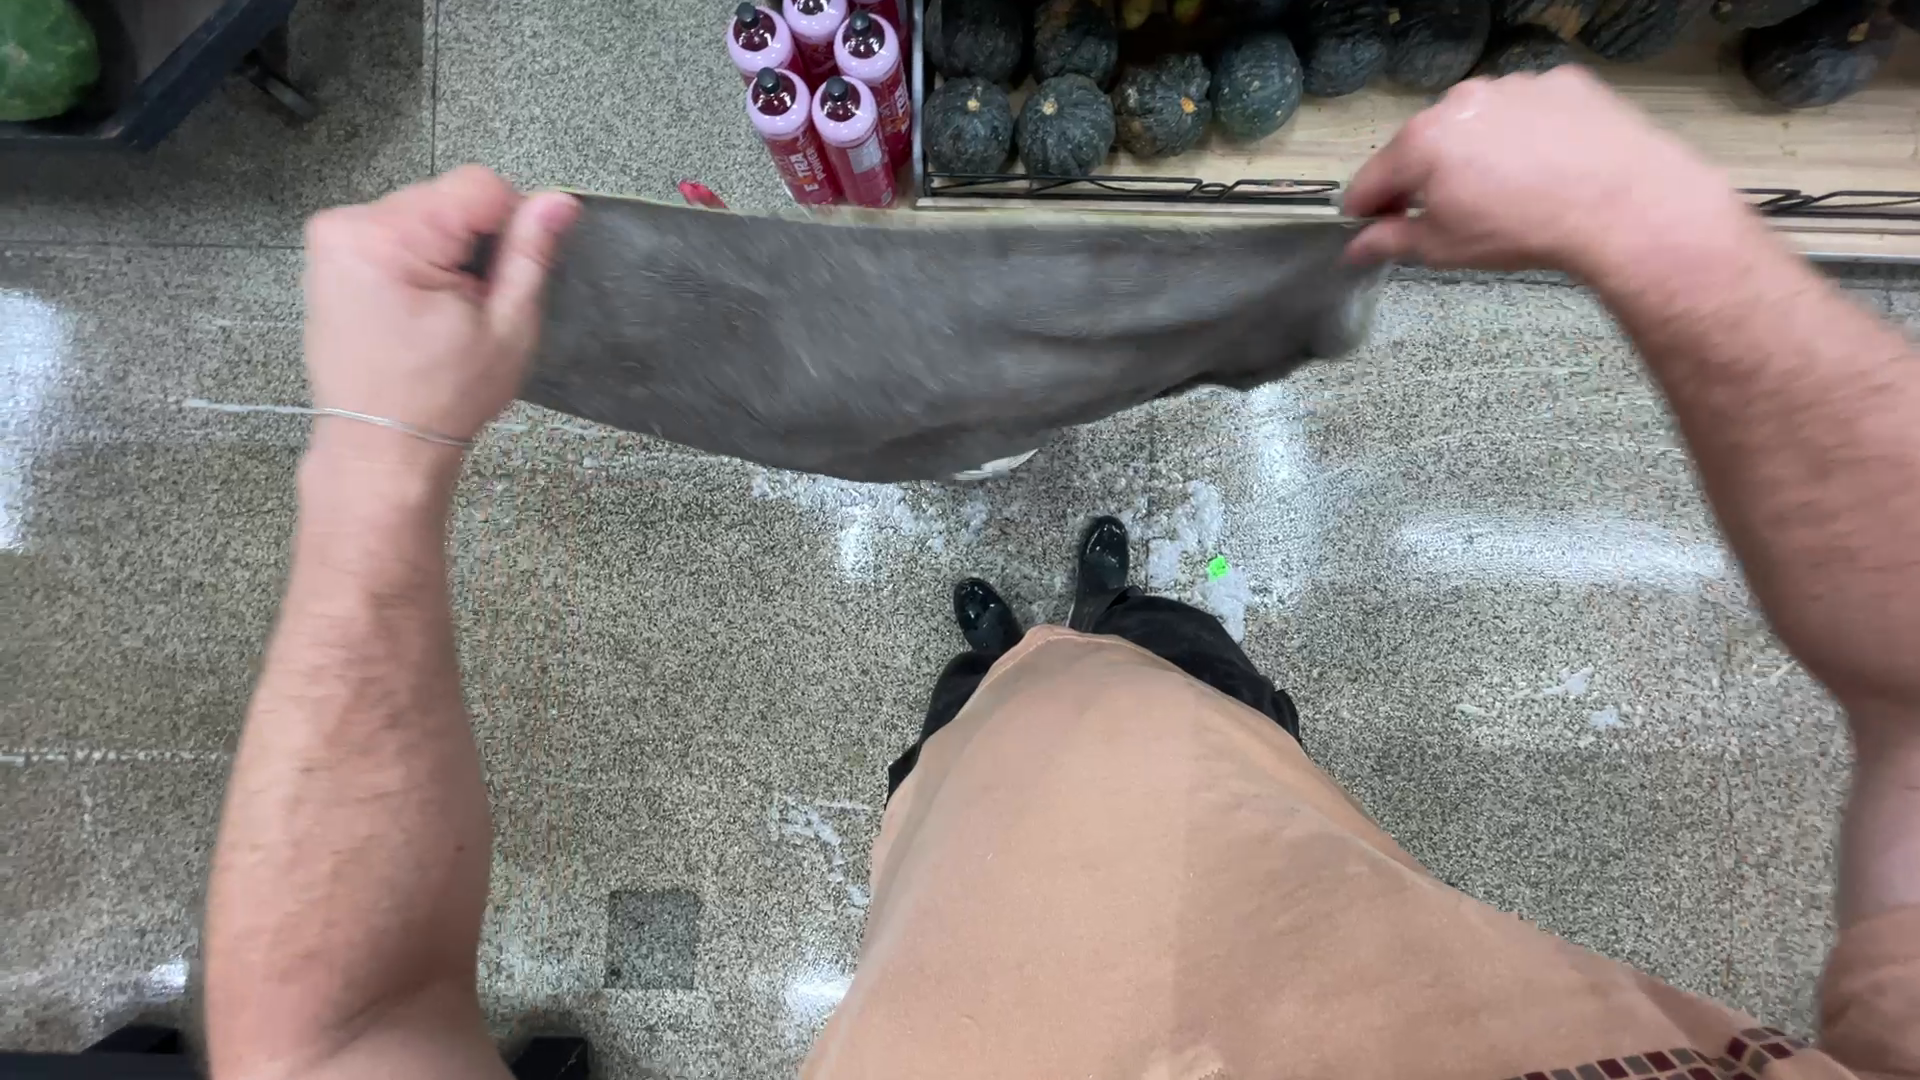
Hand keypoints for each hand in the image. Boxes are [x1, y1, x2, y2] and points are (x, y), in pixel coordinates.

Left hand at [301, 166, 578, 466]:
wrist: (383, 441)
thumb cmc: (451, 393)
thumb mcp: (509, 325)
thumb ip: (531, 254)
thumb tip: (561, 201)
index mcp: (391, 237)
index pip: (479, 186)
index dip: (514, 226)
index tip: (512, 278)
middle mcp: (349, 221)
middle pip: (448, 199)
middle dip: (477, 244)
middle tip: (480, 305)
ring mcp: (332, 236)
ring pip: (425, 215)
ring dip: (452, 253)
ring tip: (451, 310)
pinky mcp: (329, 254)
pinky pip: (397, 234)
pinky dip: (424, 261)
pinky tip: (426, 307)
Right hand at [1343, 67, 1745, 274]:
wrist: (1620, 204)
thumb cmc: (1518, 229)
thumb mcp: (1438, 247)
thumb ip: (1387, 242)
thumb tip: (1355, 248)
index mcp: (1420, 142)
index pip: (1368, 180)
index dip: (1364, 211)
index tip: (1372, 228)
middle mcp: (1459, 102)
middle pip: (1415, 146)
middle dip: (1415, 179)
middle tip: (1436, 214)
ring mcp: (1511, 86)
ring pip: (1466, 125)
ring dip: (1462, 154)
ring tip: (1491, 190)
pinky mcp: (1558, 82)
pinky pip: (1516, 111)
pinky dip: (1511, 135)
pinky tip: (1531, 166)